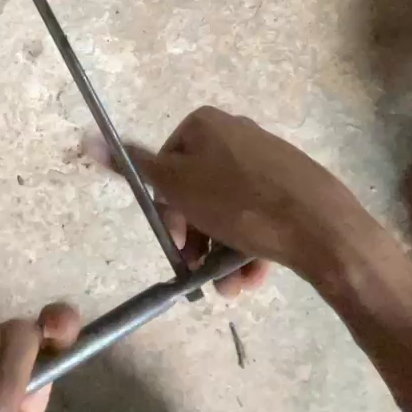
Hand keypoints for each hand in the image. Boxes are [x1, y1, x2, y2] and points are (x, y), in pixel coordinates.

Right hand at [127, 106, 386, 288]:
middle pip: (198, 187)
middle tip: (194, 269)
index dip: (165, 206)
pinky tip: (251, 279)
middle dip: (195, 235)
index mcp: (205, 124)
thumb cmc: (239, 203)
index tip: (173, 240)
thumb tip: (86, 138)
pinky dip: (249, 247)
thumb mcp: (175, 186)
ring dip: (220, 250)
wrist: (325, 230)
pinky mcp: (296, 186)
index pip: (167, 162)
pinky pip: (260, 215)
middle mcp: (236, 132)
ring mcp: (270, 159)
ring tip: (228, 287)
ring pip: (230, 208)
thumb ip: (134, 165)